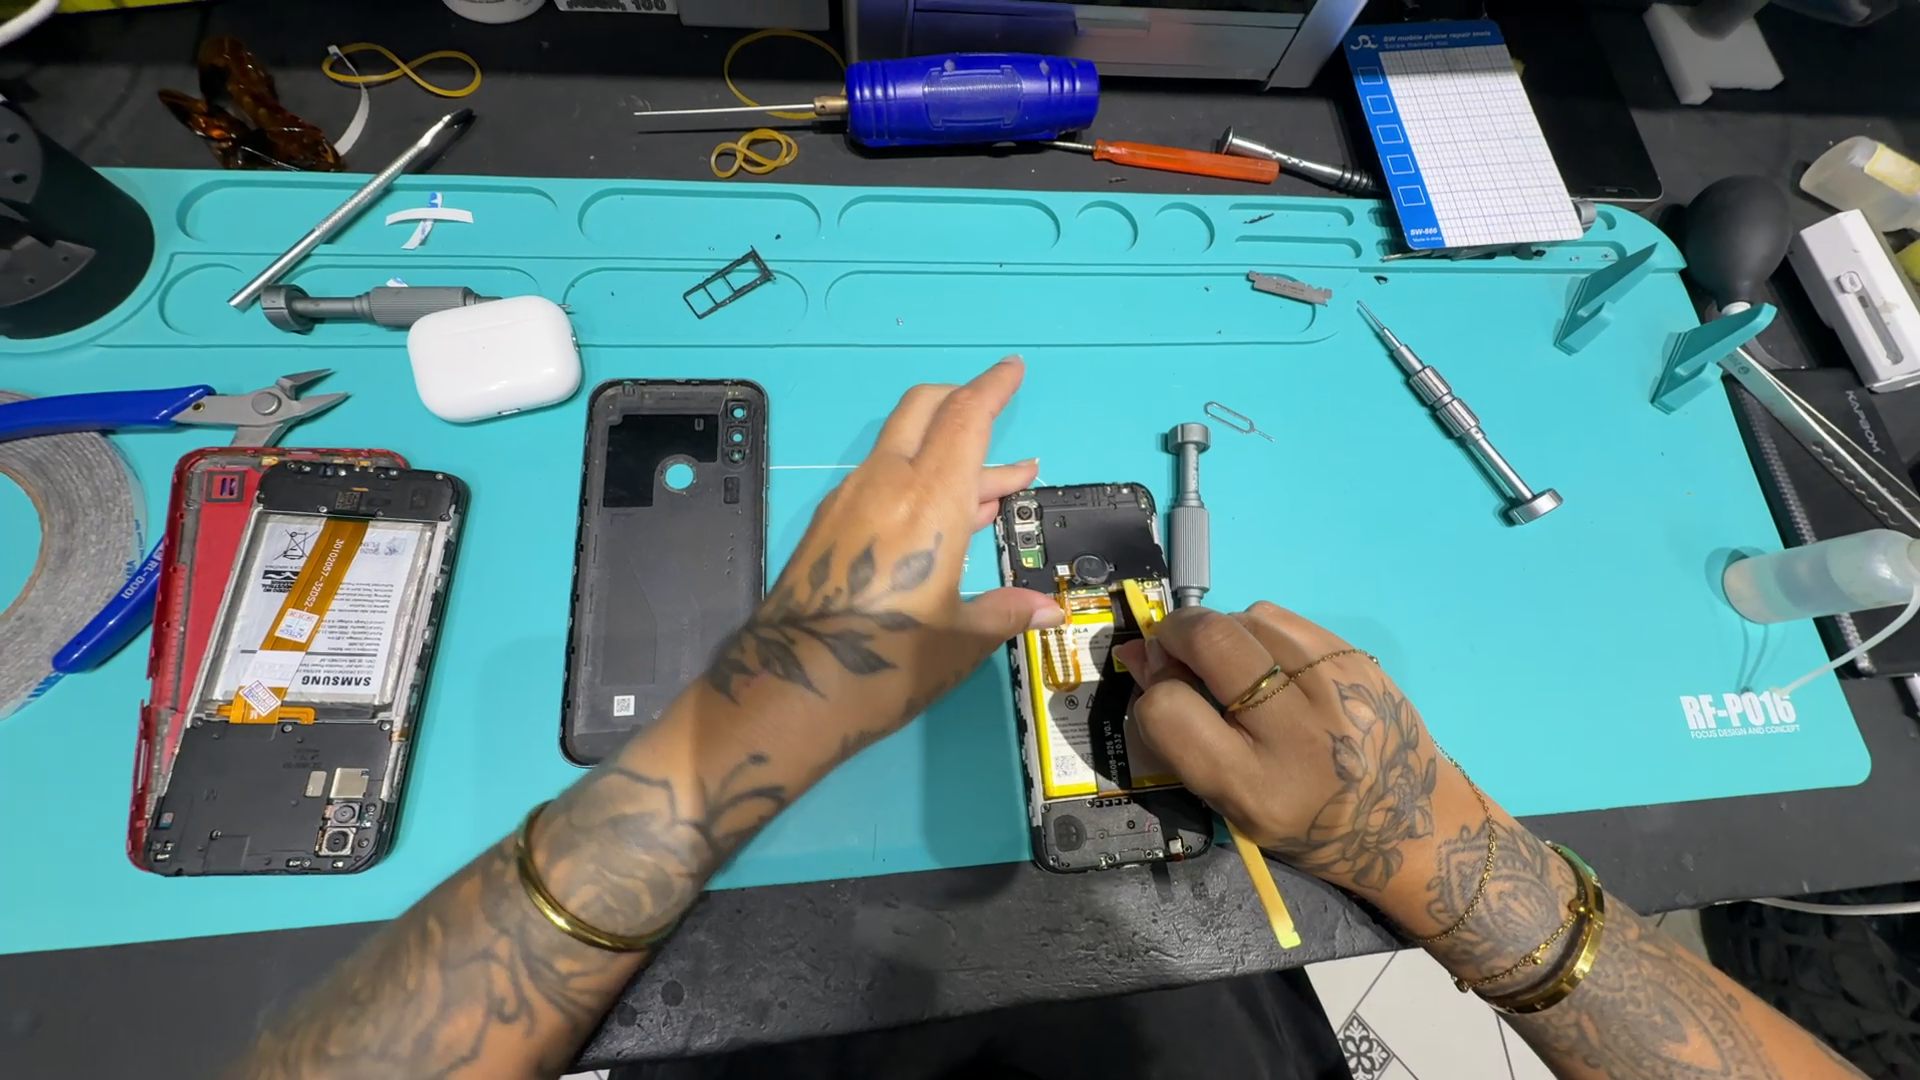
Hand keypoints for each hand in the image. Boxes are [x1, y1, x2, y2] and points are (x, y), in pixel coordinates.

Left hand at [705, 357, 1063, 742]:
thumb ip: (1006, 612)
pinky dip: (920, 480)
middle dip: (961, 400)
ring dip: (948, 453)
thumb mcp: (960, 640)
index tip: (1012, 369)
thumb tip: (1047, 609)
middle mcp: (887, 484)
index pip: (965, 419)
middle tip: (995, 412)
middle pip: (923, 410)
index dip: (992, 388)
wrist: (788, 690)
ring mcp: (850, 500)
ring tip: (998, 484)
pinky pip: (883, 480)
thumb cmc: (888, 664)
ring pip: (905, 448)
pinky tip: (947, 515)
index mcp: (929, 501)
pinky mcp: (828, 524)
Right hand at [1114, 603, 1446, 899]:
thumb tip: (1135, 653)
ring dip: (1219, 632)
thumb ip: (1176, 732)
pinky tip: (1269, 661)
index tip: (1163, 692)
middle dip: (1175, 633)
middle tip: (1177, 651)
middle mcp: (1297, 734)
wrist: (1414, 827)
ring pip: (1243, 618)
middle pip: (1209, 641)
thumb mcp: (1230, 800)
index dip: (1153, 692)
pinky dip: (1256, 630)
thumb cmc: (1305, 825)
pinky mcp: (1358, 660)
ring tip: (1232, 665)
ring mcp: (1336, 688)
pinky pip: (1279, 616)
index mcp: (1254, 787)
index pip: (1166, 708)